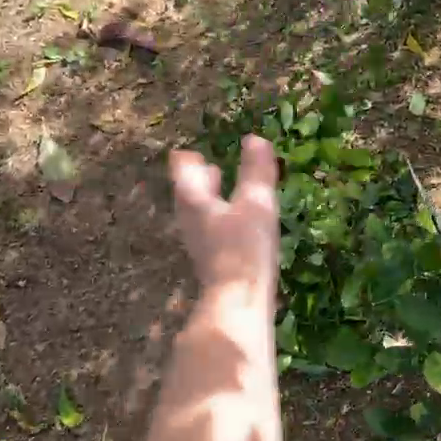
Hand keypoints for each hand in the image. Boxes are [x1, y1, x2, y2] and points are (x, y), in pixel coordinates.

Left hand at [169, 135, 279, 293]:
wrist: (237, 302)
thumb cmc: (244, 247)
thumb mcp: (256, 203)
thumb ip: (256, 171)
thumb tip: (255, 138)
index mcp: (196, 201)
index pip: (184, 173)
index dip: (186, 161)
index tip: (186, 151)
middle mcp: (191, 220)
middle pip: (187, 193)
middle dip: (196, 178)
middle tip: (202, 164)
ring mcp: (199, 243)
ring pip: (198, 213)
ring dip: (206, 198)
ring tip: (217, 188)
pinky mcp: (212, 260)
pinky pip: (210, 229)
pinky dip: (216, 216)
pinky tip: (231, 221)